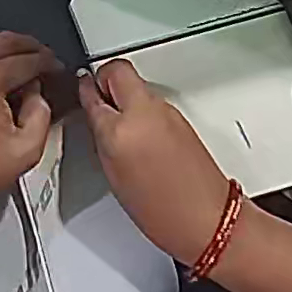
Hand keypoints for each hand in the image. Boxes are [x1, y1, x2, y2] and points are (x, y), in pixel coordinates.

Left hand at [0, 32, 63, 207]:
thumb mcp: (26, 147)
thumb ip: (41, 113)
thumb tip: (38, 97)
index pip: (25, 59)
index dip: (48, 62)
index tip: (58, 67)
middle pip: (4, 41)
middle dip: (30, 45)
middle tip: (47, 57)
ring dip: (13, 50)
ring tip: (32, 65)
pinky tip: (11, 77)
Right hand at [79, 59, 240, 264]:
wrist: (210, 221)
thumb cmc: (164, 210)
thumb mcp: (113, 175)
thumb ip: (100, 137)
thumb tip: (95, 115)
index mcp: (120, 130)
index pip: (92, 92)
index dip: (85, 91)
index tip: (82, 92)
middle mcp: (145, 112)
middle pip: (118, 70)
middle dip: (104, 79)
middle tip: (99, 97)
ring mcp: (166, 111)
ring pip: (136, 83)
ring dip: (124, 94)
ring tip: (120, 122)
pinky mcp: (180, 117)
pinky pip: (152, 100)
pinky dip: (141, 108)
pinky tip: (140, 133)